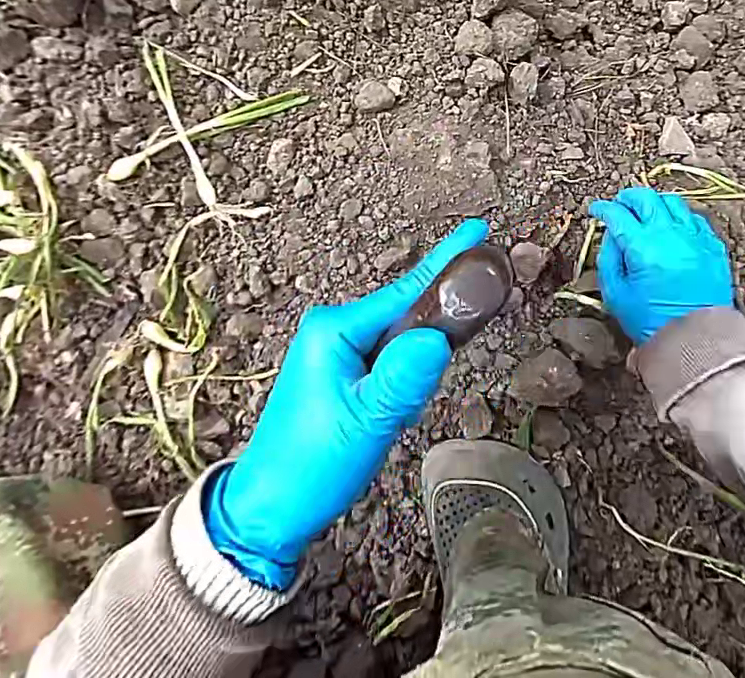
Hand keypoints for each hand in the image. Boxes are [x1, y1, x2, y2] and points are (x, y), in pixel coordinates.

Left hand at [204, 218, 488, 588]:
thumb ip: (402, 378)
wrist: (266, 514)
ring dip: (423, 358)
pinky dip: (410, 373)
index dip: (448, 260)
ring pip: (404, 336)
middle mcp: (336, 329)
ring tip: (413, 401)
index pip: (407, 289)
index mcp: (336, 329)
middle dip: (440, 322)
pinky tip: (406, 402)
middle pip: (409, 310)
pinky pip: (393, 356)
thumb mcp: (365, 421)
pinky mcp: (346, 371)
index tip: (478, 230)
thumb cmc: (308, 467)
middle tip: (469, 326)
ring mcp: (340, 350)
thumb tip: (439, 337)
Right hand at [589, 187, 733, 343]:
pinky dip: (679, 218)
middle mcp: (670, 234)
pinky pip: (694, 219)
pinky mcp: (712, 246)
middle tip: (620, 204)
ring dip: (655, 203)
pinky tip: (673, 227)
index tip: (597, 210)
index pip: (618, 214)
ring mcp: (694, 237)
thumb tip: (612, 234)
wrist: (695, 341)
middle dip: (628, 198)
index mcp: (643, 246)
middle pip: (646, 198)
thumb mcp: (617, 294)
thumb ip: (609, 258)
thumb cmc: (652, 323)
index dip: (603, 209)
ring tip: (647, 212)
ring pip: (672, 202)